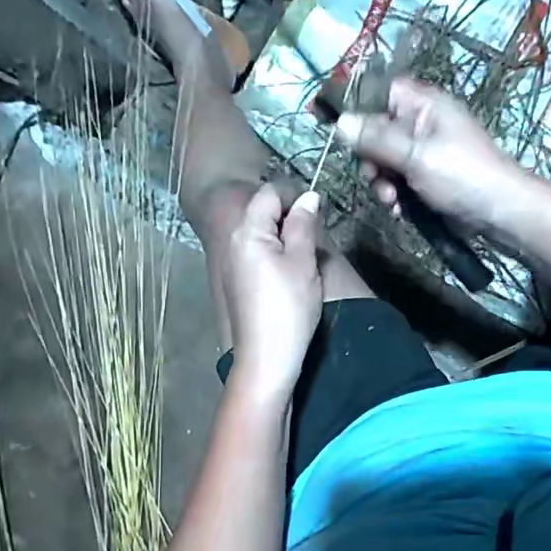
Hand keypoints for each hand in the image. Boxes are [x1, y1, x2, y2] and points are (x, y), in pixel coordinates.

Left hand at [221, 184, 323, 398]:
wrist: (266, 357)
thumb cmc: (288, 307)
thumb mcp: (303, 262)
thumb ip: (304, 225)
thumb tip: (309, 197)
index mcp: (247, 231)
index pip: (270, 193)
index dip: (295, 196)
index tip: (318, 213)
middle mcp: (233, 242)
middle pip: (262, 212)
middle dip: (290, 217)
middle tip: (315, 239)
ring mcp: (231, 264)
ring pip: (260, 235)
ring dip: (284, 238)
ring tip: (306, 260)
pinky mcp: (236, 283)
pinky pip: (255, 255)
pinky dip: (275, 256)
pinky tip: (291, 277)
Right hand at [333, 78, 527, 231]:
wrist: (499, 213)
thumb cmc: (461, 176)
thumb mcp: (415, 155)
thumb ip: (376, 139)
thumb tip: (340, 122)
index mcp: (424, 106)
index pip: (382, 92)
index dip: (362, 109)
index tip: (345, 133)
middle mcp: (422, 124)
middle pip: (377, 131)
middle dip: (371, 159)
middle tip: (377, 179)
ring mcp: (425, 152)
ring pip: (385, 161)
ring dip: (382, 183)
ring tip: (392, 201)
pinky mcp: (427, 178)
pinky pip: (398, 181)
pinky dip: (395, 195)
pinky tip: (400, 209)